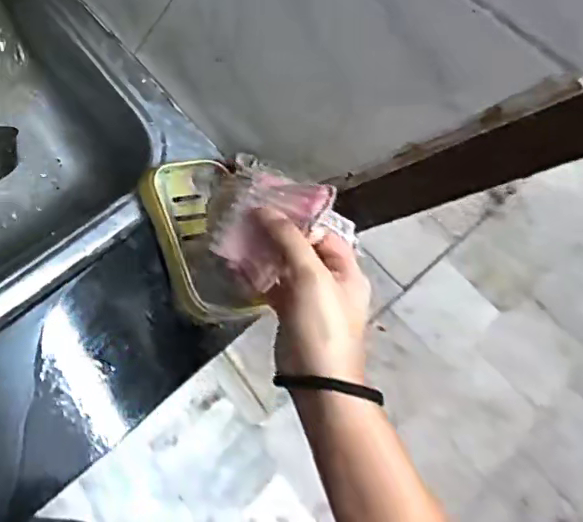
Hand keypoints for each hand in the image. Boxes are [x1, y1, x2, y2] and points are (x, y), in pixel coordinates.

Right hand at [254, 207, 370, 382]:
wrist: (317, 380)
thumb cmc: (322, 323)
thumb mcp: (310, 274)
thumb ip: (288, 238)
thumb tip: (265, 209)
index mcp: (346, 269)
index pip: (322, 231)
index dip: (297, 216)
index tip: (266, 203)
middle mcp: (329, 279)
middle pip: (300, 245)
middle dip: (274, 230)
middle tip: (246, 216)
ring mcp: (308, 295)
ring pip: (283, 262)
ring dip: (262, 249)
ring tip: (237, 234)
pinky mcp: (289, 309)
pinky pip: (272, 282)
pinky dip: (256, 272)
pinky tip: (237, 263)